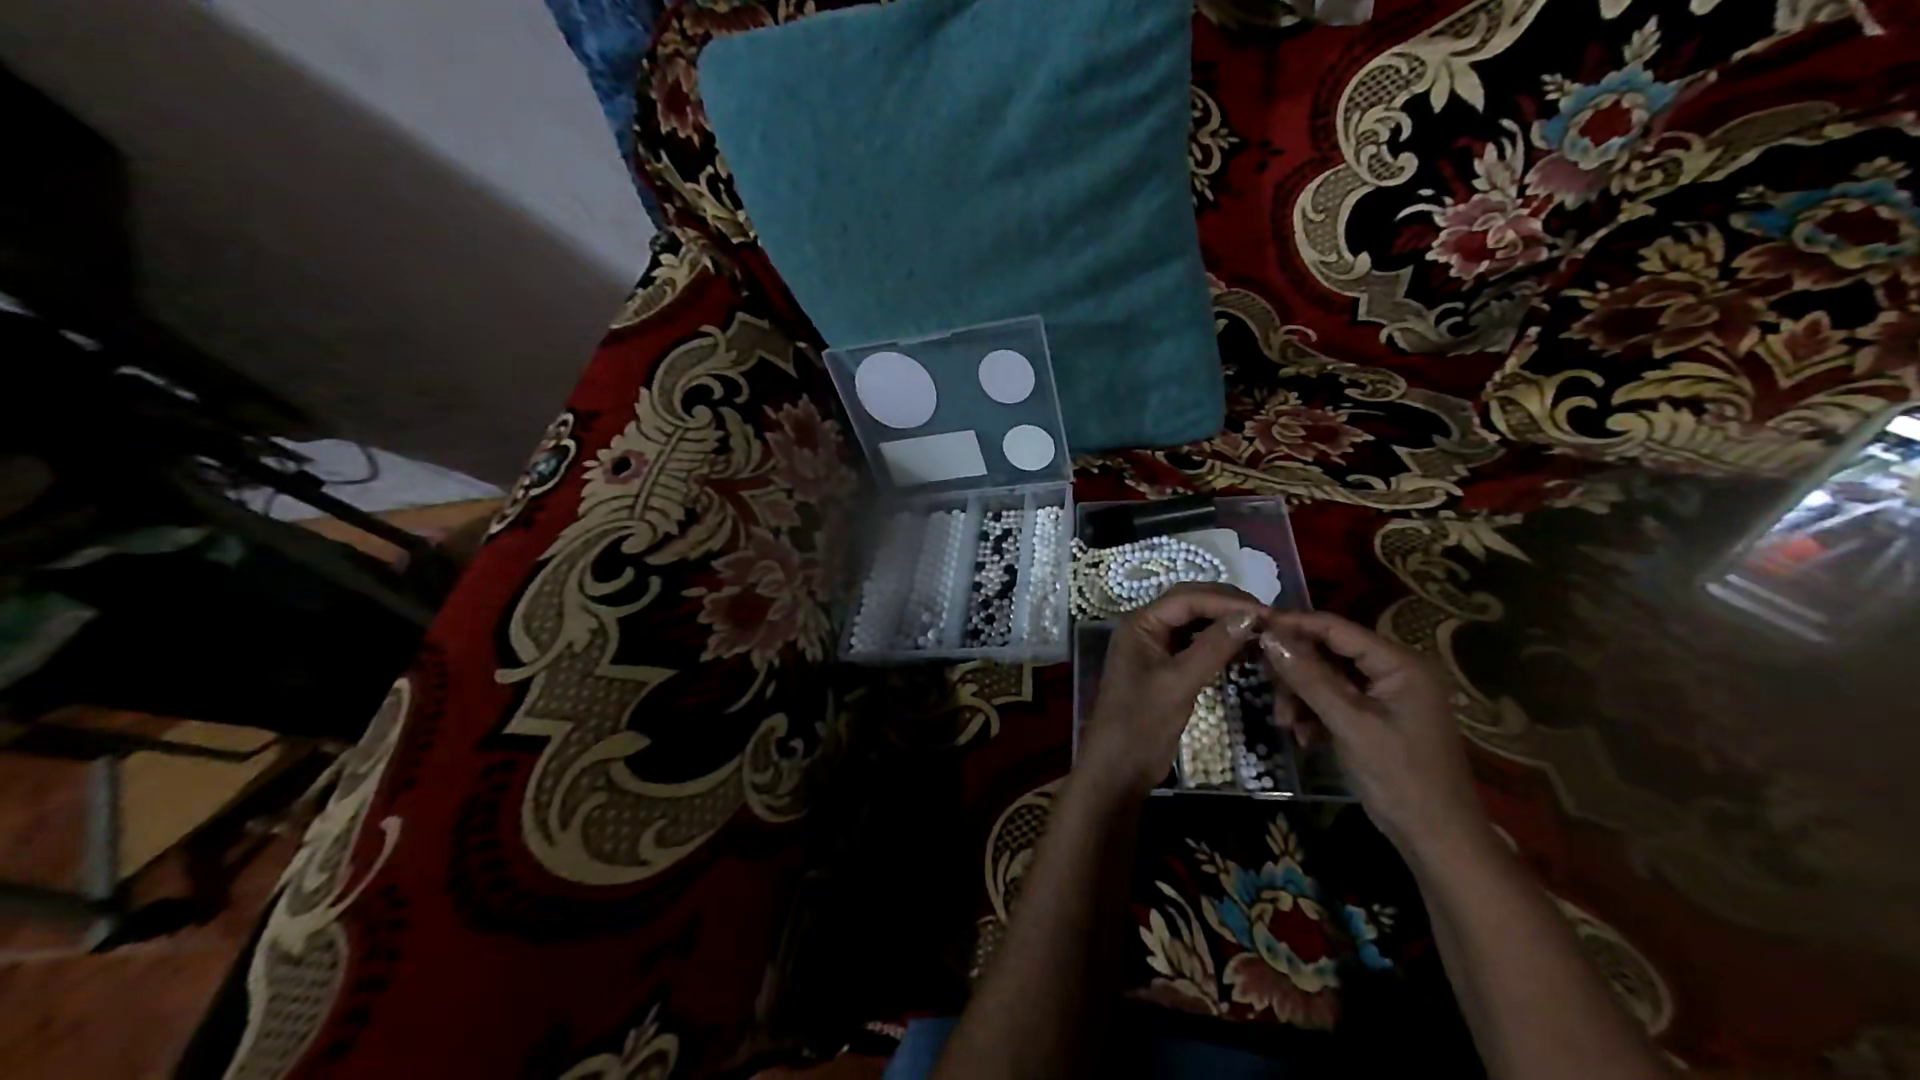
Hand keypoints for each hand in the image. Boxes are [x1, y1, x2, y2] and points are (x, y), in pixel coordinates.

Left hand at [1078, 583, 1267, 800]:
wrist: (1119, 766)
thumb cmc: (1141, 721)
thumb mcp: (1179, 682)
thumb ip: (1213, 647)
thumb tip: (1251, 616)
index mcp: (1140, 623)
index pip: (1187, 598)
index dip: (1227, 601)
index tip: (1267, 612)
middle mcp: (1147, 628)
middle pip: (1192, 604)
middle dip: (1229, 607)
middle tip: (1270, 618)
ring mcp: (1156, 647)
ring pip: (1196, 624)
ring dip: (1227, 625)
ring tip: (1264, 632)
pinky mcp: (1167, 667)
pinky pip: (1197, 645)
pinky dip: (1221, 644)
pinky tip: (1247, 651)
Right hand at [1259, 612, 1486, 857]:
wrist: (1437, 839)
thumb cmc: (1400, 777)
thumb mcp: (1350, 724)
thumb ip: (1309, 678)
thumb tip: (1269, 637)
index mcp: (1399, 664)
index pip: (1337, 628)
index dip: (1293, 624)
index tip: (1252, 628)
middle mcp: (1394, 671)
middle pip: (1328, 652)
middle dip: (1295, 671)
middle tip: (1268, 689)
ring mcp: (1385, 695)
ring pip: (1326, 678)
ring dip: (1301, 697)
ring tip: (1287, 724)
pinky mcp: (1376, 717)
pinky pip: (1334, 701)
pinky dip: (1314, 714)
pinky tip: (1303, 736)